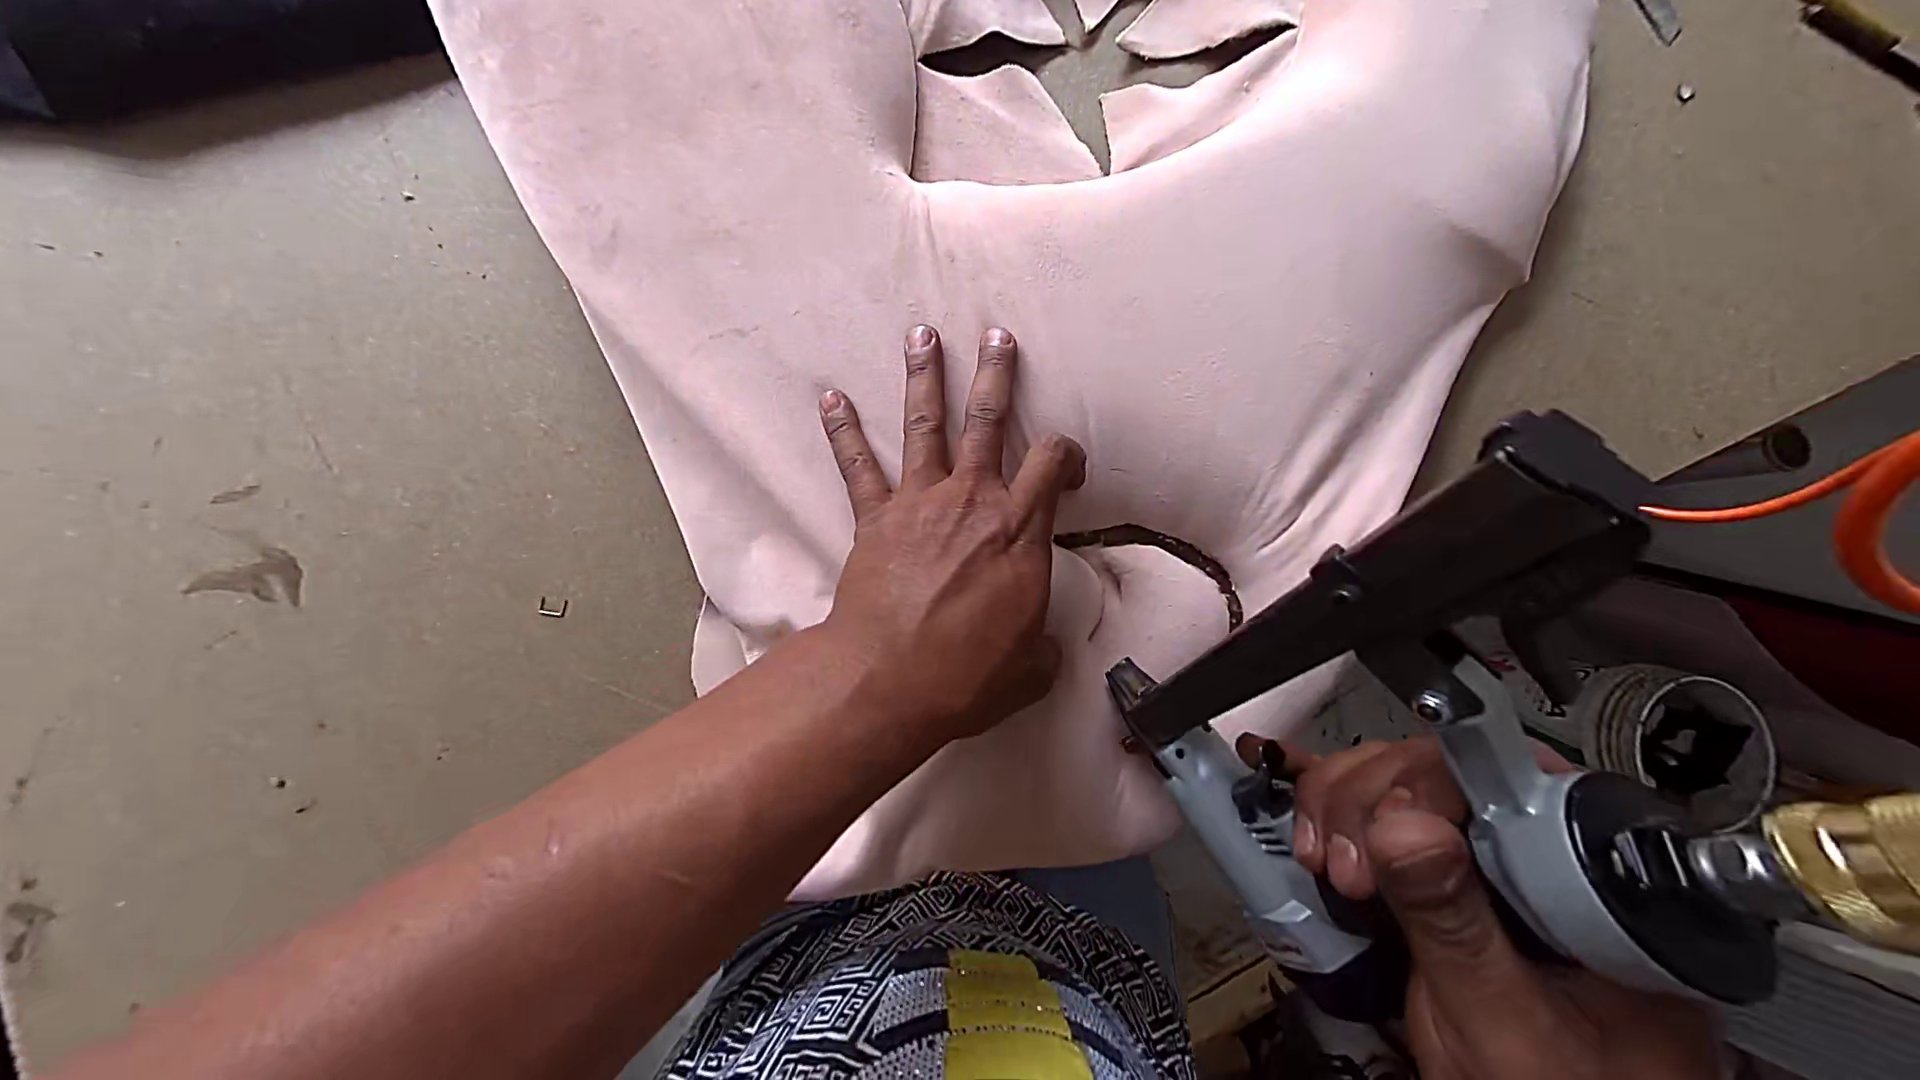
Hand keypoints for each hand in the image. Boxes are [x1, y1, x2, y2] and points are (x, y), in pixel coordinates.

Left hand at [817, 325, 1085, 743]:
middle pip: (989, 420)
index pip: (1051, 462)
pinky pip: (858, 466)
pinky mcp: (876, 519)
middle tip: (996, 336)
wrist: (890, 680)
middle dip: (996, 374)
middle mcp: (973, 501)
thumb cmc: (965, 676)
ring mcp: (920, 503)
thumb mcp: (1029, 667)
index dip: (1066, 456)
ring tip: (921, 335)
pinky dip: (843, 431)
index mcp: (1019, 531)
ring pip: (926, 425)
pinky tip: (830, 398)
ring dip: (925, 377)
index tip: (1066, 471)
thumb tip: (1045, 649)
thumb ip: (1042, 647)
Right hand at [1284, 738, 1725, 1079]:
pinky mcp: (1431, 860)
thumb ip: (1457, 927)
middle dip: (1364, 804)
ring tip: (1326, 862)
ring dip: (1336, 804)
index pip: (1498, 778)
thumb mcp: (1506, 1022)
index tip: (1375, 842)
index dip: (1422, 790)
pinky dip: (1327, 809)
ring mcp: (1476, 847)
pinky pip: (1369, 805)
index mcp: (1585, 873)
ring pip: (1390, 773)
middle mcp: (1532, 843)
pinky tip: (1315, 842)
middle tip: (1344, 870)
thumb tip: (1403, 826)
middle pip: (1429, 766)